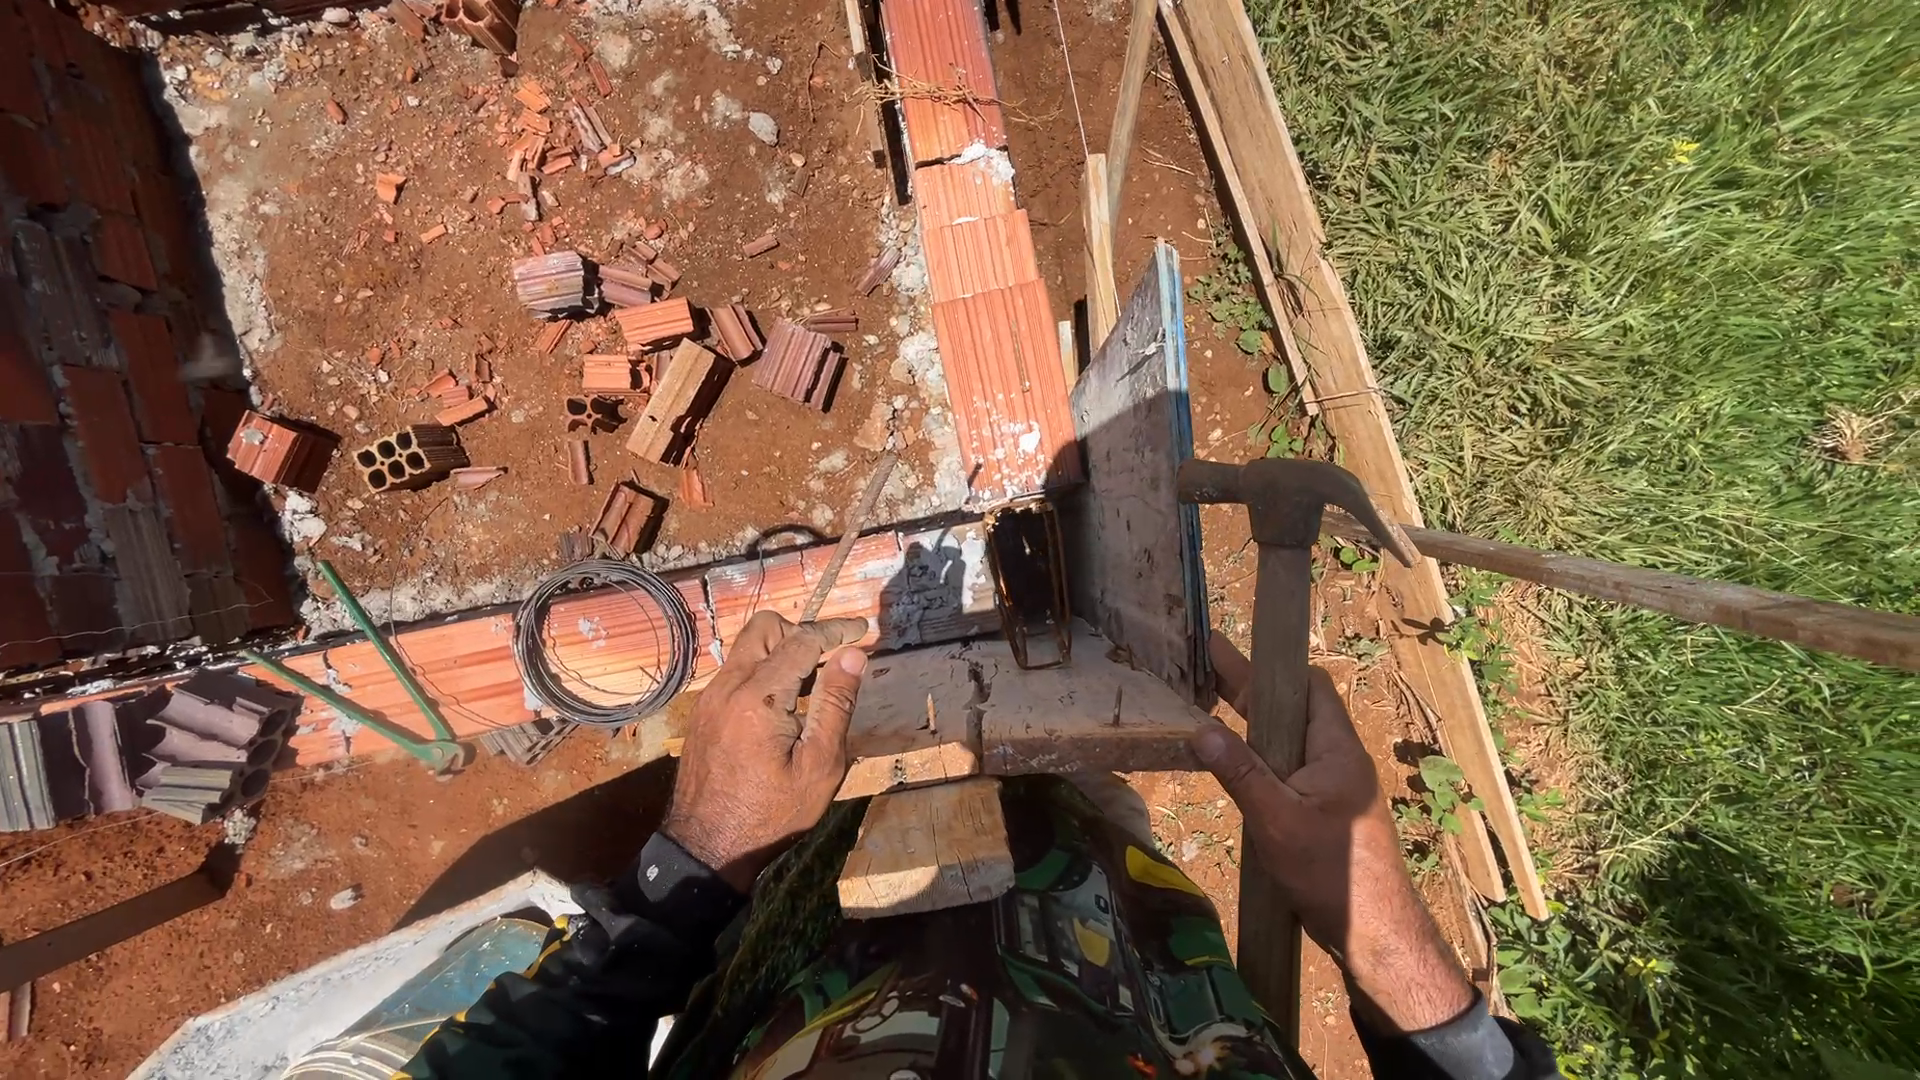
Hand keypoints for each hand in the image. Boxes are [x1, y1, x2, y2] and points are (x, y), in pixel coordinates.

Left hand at [662, 611, 868, 891]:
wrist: (707, 848)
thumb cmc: (772, 813)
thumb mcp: (819, 765)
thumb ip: (835, 704)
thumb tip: (853, 654)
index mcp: (760, 696)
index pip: (803, 639)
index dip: (836, 630)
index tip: (862, 630)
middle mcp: (729, 685)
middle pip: (765, 626)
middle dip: (802, 630)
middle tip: (830, 656)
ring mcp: (711, 697)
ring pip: (748, 646)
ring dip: (782, 649)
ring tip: (812, 682)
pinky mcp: (704, 711)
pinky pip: (736, 670)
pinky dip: (763, 668)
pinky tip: (783, 704)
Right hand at [1194, 633, 1473, 1033]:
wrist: (1375, 936)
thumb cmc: (1332, 873)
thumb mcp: (1278, 820)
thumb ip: (1240, 773)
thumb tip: (1198, 729)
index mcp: (1335, 748)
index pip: (1307, 685)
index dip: (1268, 664)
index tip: (1224, 646)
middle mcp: (1334, 757)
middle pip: (1290, 706)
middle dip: (1246, 684)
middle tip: (1199, 665)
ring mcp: (1328, 783)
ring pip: (1284, 735)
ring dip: (1248, 716)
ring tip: (1203, 698)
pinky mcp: (1318, 807)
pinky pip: (1282, 762)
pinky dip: (1253, 748)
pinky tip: (1227, 754)